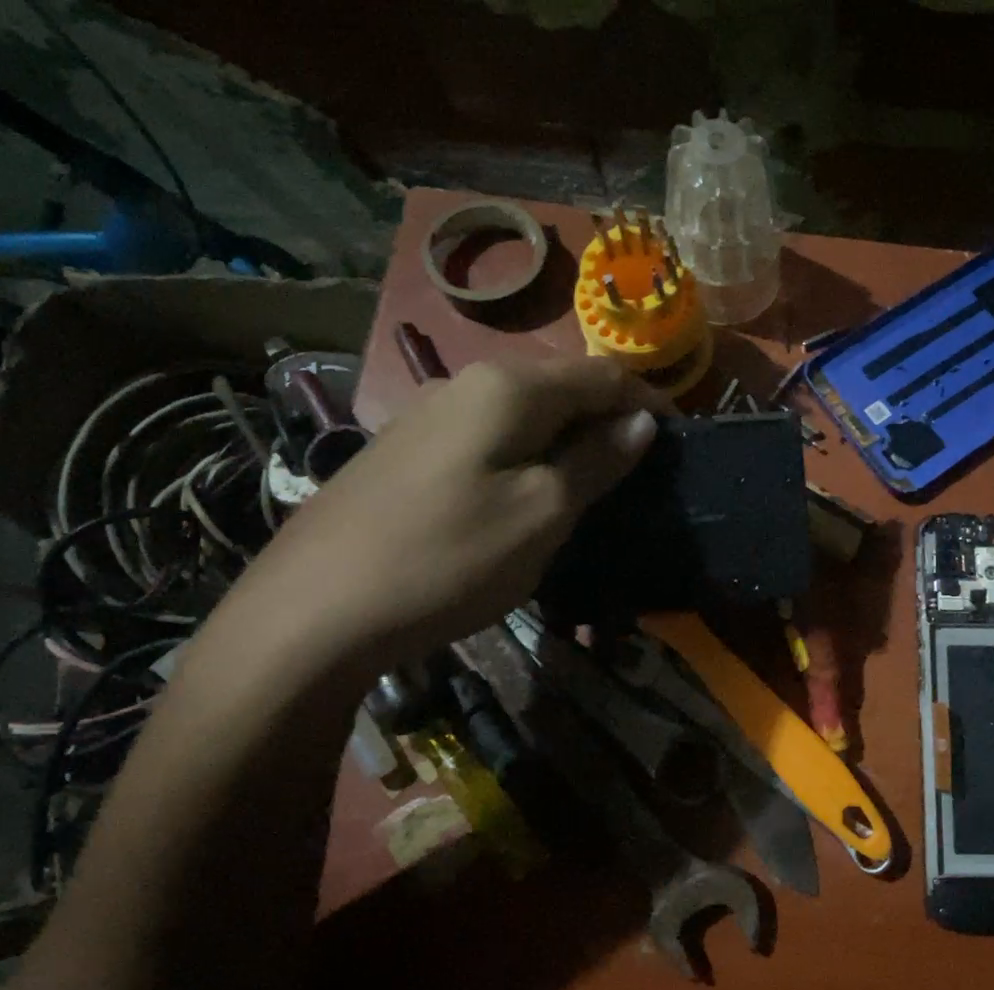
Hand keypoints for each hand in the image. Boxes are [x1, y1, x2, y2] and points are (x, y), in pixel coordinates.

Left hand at [226, 354, 657, 671]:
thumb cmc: (448, 557)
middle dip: (608, 420)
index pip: (604, 375)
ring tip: (590, 488)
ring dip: (567, 441)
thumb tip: (640, 421)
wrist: (314, 610)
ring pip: (523, 414)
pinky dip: (525, 456)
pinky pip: (488, 438)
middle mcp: (467, 383)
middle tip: (639, 472)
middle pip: (561, 388)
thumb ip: (597, 461)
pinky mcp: (405, 452)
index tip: (679, 443)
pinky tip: (524, 497)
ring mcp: (428, 415)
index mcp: (509, 388)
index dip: (649, 402)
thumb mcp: (543, 513)